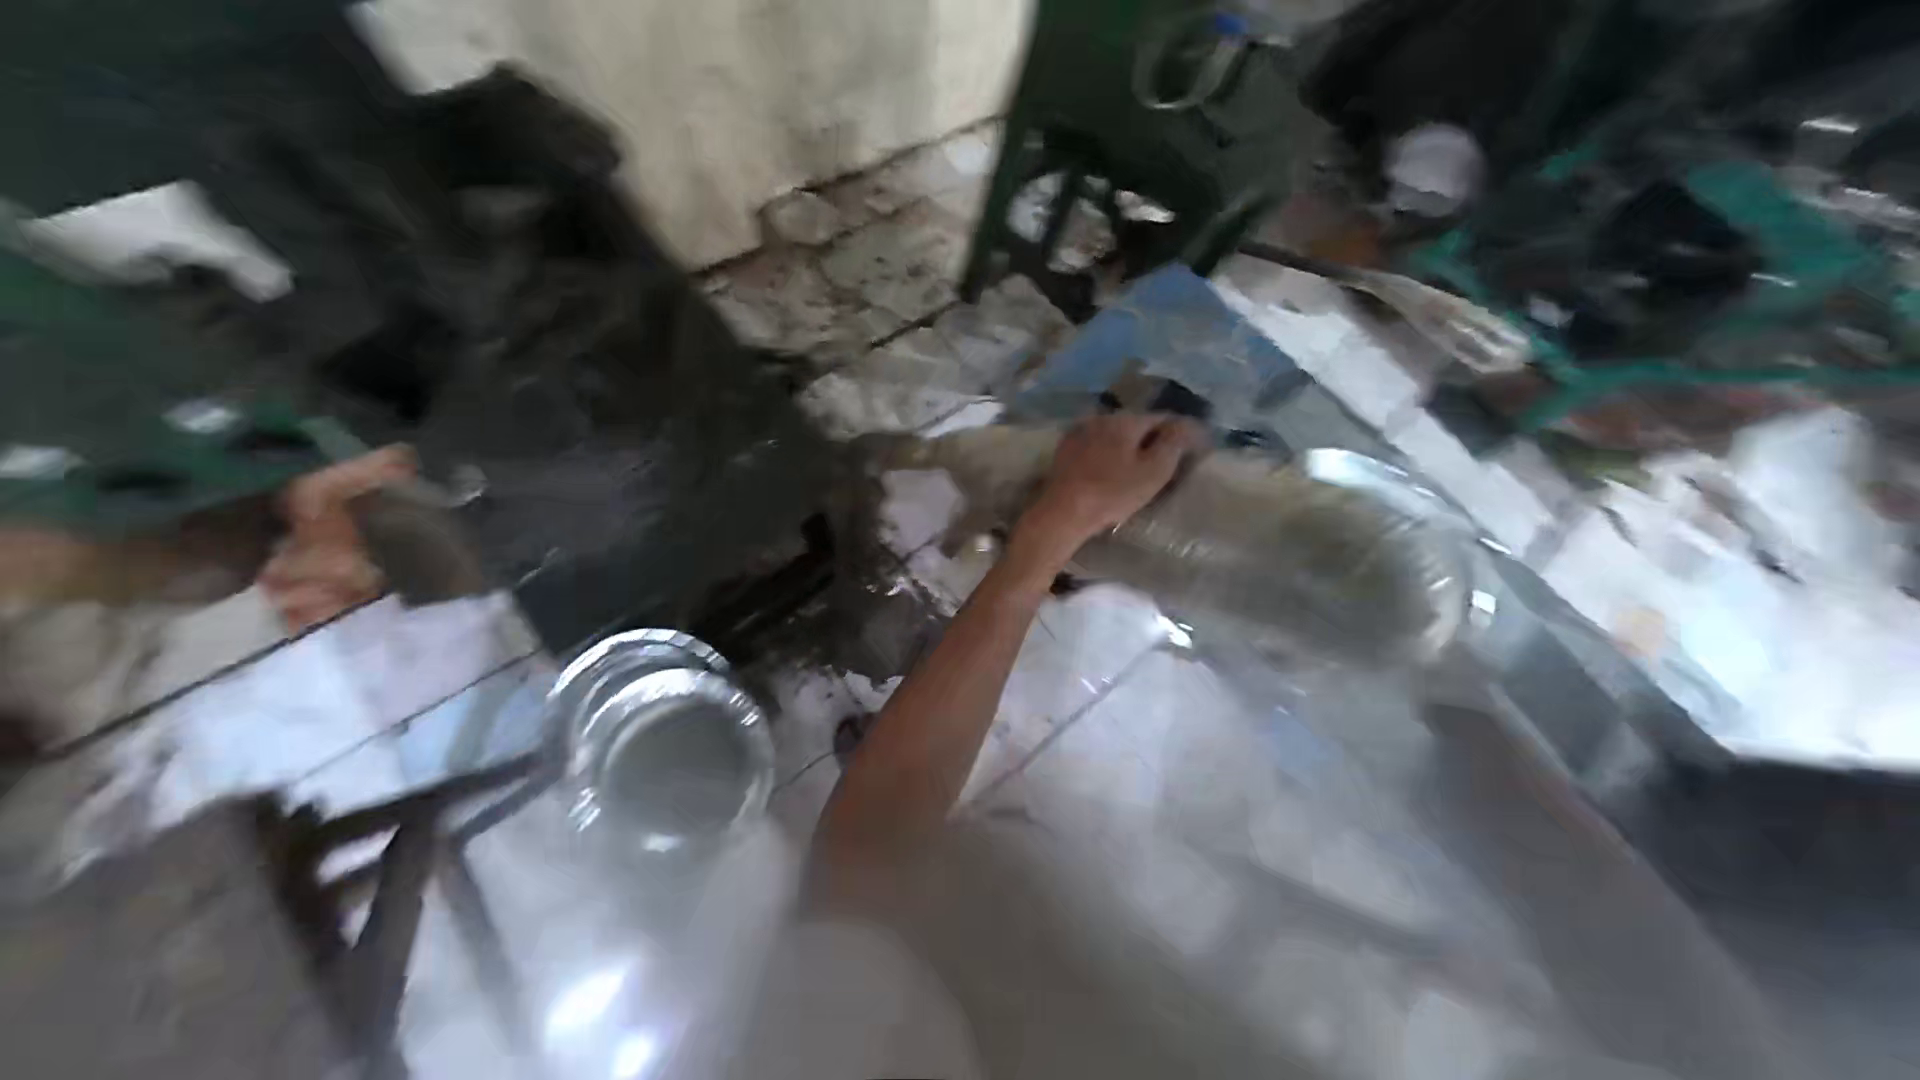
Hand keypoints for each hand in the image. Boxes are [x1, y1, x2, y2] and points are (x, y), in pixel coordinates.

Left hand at [1012, 413, 1203, 565]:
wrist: (1061, 512)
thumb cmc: (1111, 493)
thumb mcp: (1153, 470)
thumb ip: (1174, 442)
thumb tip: (1189, 422)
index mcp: (1126, 419)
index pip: (1162, 418)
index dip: (1179, 432)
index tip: (1191, 447)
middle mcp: (1101, 417)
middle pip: (1136, 424)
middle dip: (1153, 438)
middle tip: (1166, 459)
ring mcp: (1079, 432)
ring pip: (1114, 434)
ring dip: (1128, 446)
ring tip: (1139, 467)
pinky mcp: (1064, 450)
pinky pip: (1096, 445)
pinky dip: (1108, 453)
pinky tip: (1110, 470)